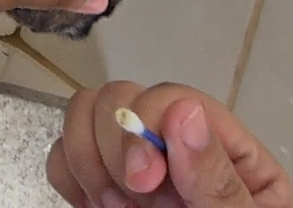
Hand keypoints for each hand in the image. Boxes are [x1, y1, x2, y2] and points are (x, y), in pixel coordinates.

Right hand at [46, 82, 292, 207]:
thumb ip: (218, 185)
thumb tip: (184, 112)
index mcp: (228, 158)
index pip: (173, 100)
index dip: (146, 124)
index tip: (143, 182)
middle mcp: (176, 150)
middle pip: (120, 96)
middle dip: (109, 142)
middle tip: (123, 202)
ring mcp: (134, 168)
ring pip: (84, 113)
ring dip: (86, 157)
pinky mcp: (100, 190)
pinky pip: (64, 154)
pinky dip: (69, 176)